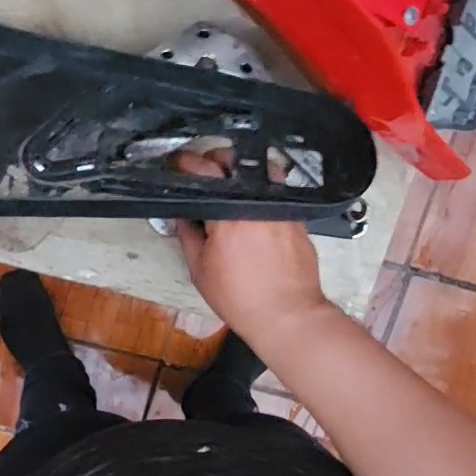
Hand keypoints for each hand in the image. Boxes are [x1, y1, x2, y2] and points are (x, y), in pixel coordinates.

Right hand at [172, 152, 332, 340]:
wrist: (287, 314)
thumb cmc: (240, 298)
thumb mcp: (200, 270)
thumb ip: (188, 236)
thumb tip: (181, 215)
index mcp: (228, 213)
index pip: (202, 170)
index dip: (186, 163)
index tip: (178, 166)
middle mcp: (257, 202)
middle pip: (234, 160)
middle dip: (215, 160)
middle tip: (204, 173)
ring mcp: (281, 206)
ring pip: (261, 170)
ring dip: (243, 171)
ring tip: (231, 187)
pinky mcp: (297, 217)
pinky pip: (277, 191)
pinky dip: (261, 192)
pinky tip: (252, 209)